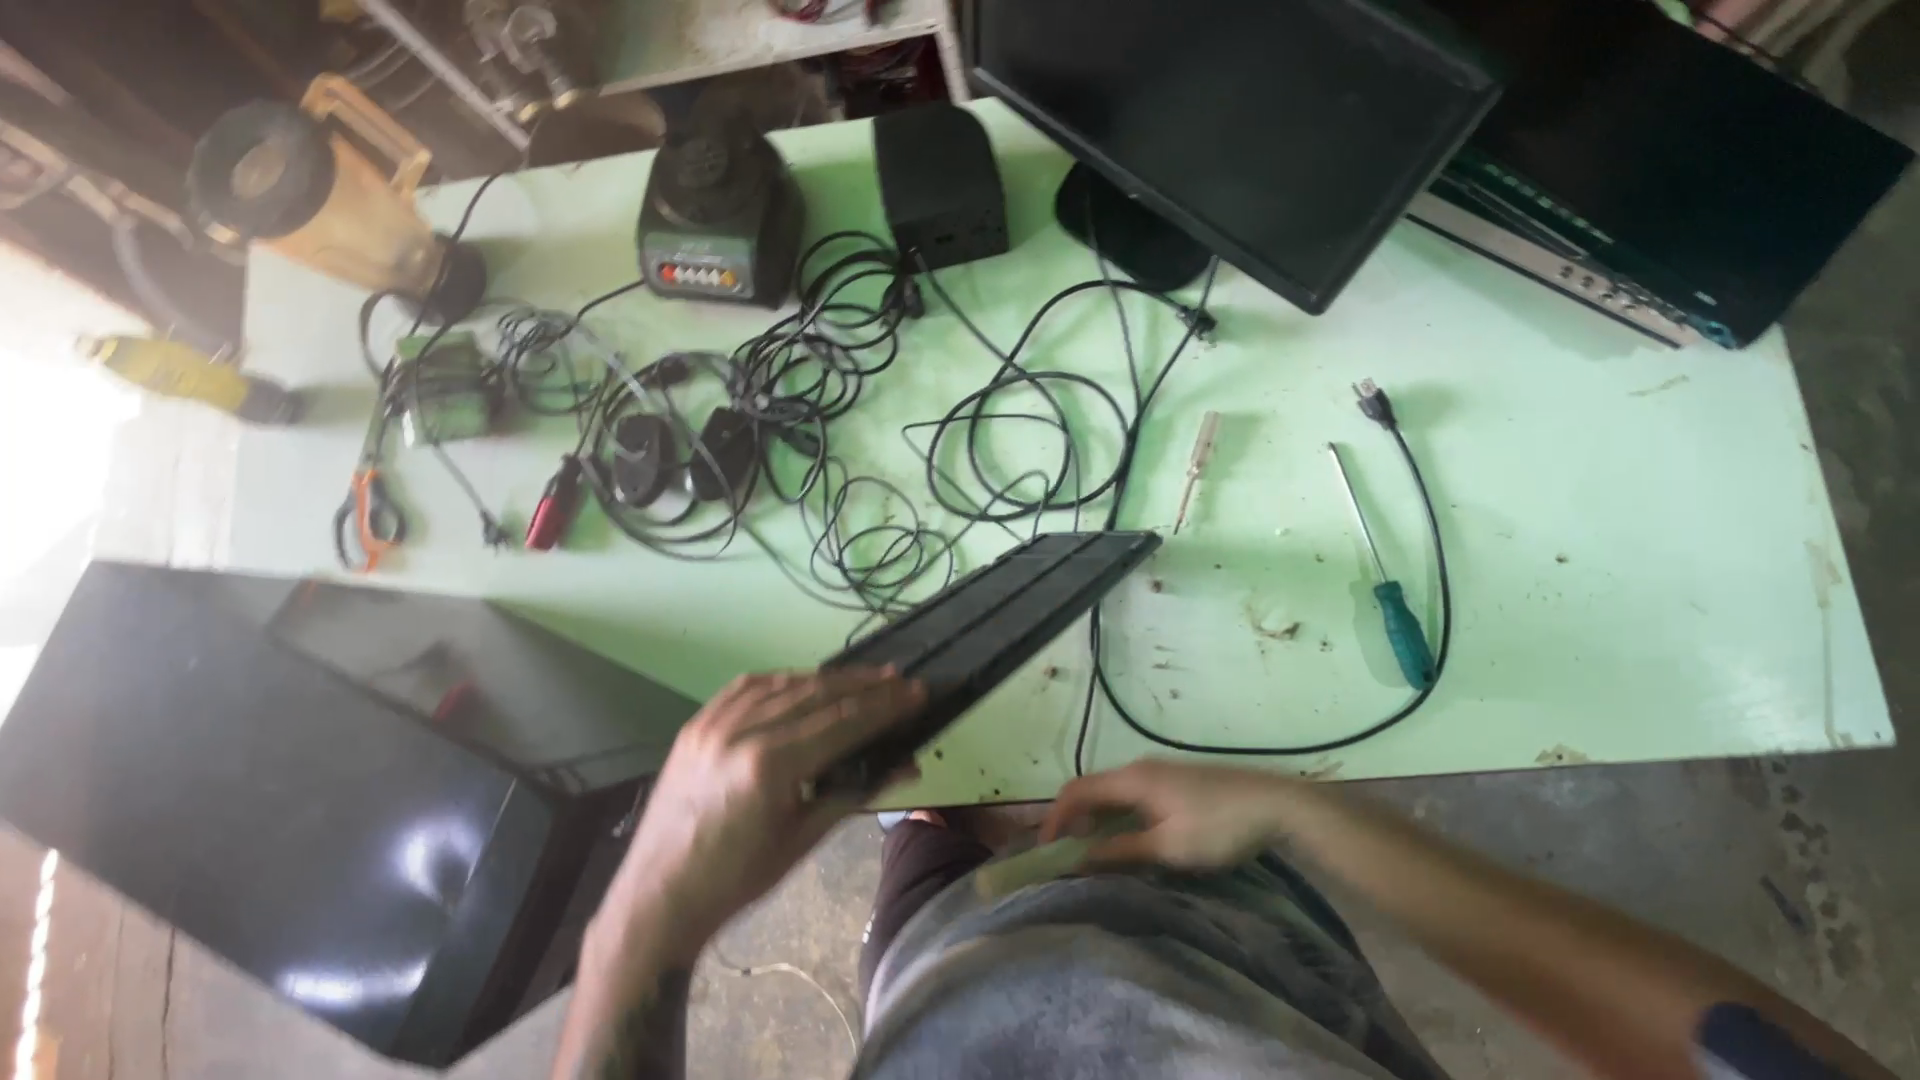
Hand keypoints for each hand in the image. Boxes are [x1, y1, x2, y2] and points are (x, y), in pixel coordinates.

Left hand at [596, 668, 925, 954]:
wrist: (659, 897)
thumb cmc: (737, 880)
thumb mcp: (802, 839)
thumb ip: (853, 793)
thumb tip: (907, 767)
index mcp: (769, 766)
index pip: (842, 722)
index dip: (885, 706)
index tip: (917, 693)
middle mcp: (740, 732)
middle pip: (816, 694)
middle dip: (864, 686)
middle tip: (901, 679)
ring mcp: (713, 724)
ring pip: (782, 684)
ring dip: (827, 678)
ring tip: (863, 677)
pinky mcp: (695, 726)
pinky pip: (745, 688)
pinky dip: (781, 680)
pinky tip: (803, 680)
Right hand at [1041, 759, 1306, 870]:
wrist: (1276, 804)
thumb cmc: (1219, 827)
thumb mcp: (1168, 848)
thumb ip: (1120, 851)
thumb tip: (1078, 859)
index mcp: (1132, 779)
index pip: (1076, 791)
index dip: (1055, 819)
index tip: (1046, 851)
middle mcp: (1139, 768)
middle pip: (1091, 789)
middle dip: (1072, 821)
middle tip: (1066, 856)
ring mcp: (1159, 771)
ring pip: (1112, 793)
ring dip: (1096, 820)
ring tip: (1092, 853)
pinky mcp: (1174, 780)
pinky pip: (1131, 794)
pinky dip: (1116, 816)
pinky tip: (1126, 839)